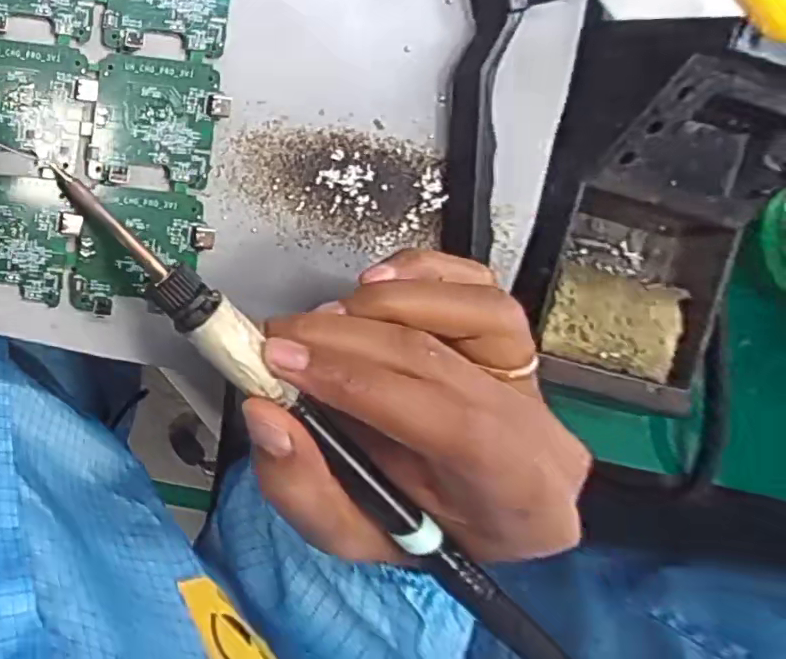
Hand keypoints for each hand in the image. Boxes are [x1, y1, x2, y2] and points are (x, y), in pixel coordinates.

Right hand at [242, 250, 590, 562]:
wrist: (420, 493)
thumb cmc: (391, 517)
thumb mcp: (337, 529)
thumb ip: (296, 484)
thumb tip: (266, 414)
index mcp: (517, 501)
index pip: (457, 428)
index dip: (359, 383)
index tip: (282, 361)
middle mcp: (537, 437)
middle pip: (436, 362)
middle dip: (335, 341)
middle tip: (272, 342)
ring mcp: (527, 381)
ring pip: (472, 313)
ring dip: (374, 308)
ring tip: (320, 324)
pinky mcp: (503, 337)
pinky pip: (475, 285)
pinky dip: (419, 272)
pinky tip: (372, 284)